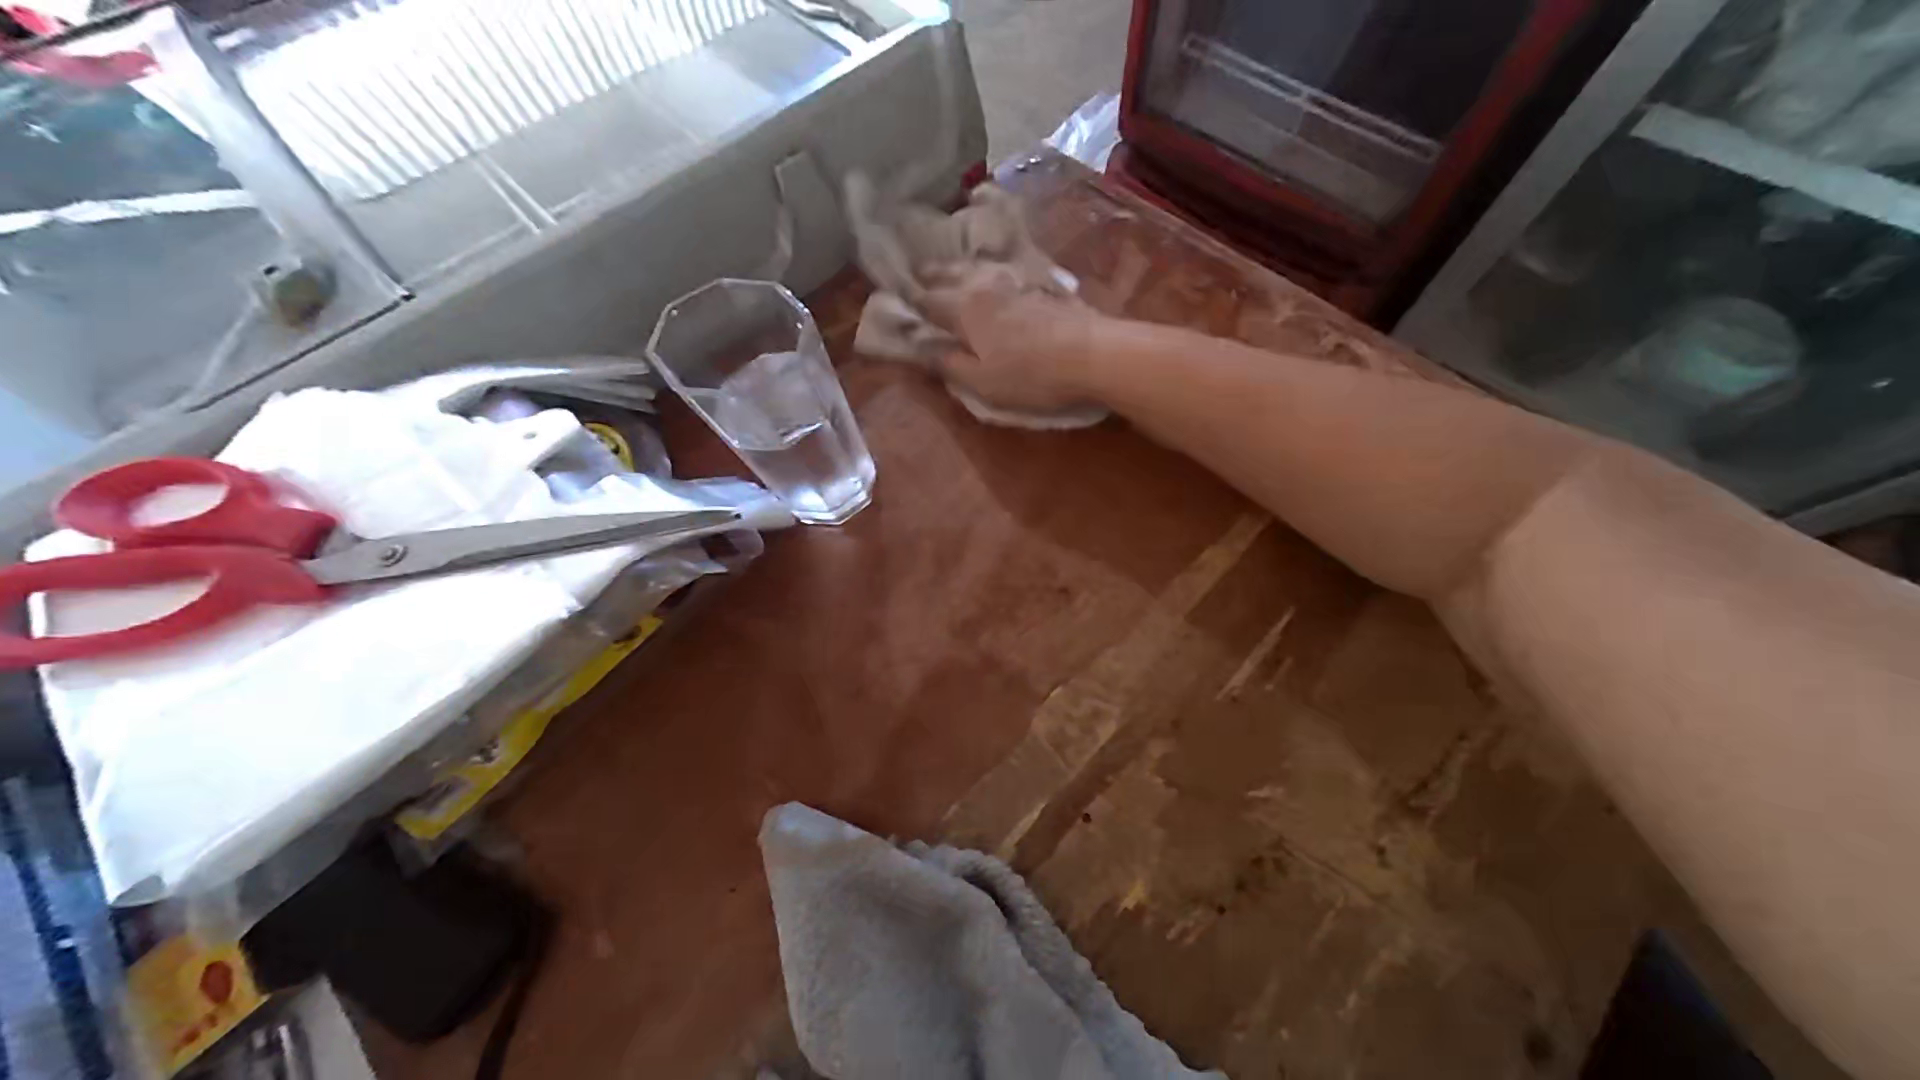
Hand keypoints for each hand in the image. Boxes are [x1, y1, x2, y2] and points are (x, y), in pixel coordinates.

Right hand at [917, 263, 1106, 414]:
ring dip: (961, 268)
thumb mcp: (981, 382)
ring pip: (980, 270)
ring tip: (952, 267)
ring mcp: (1017, 284)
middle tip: (918, 270)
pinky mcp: (1043, 288)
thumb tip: (920, 348)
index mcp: (964, 310)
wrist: (1092, 354)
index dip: (911, 299)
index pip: (928, 300)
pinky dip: (992, 273)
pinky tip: (996, 275)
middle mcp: (986, 287)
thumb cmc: (1030, 375)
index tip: (895, 294)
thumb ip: (948, 363)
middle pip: (952, 275)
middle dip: (932, 274)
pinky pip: (1007, 274)